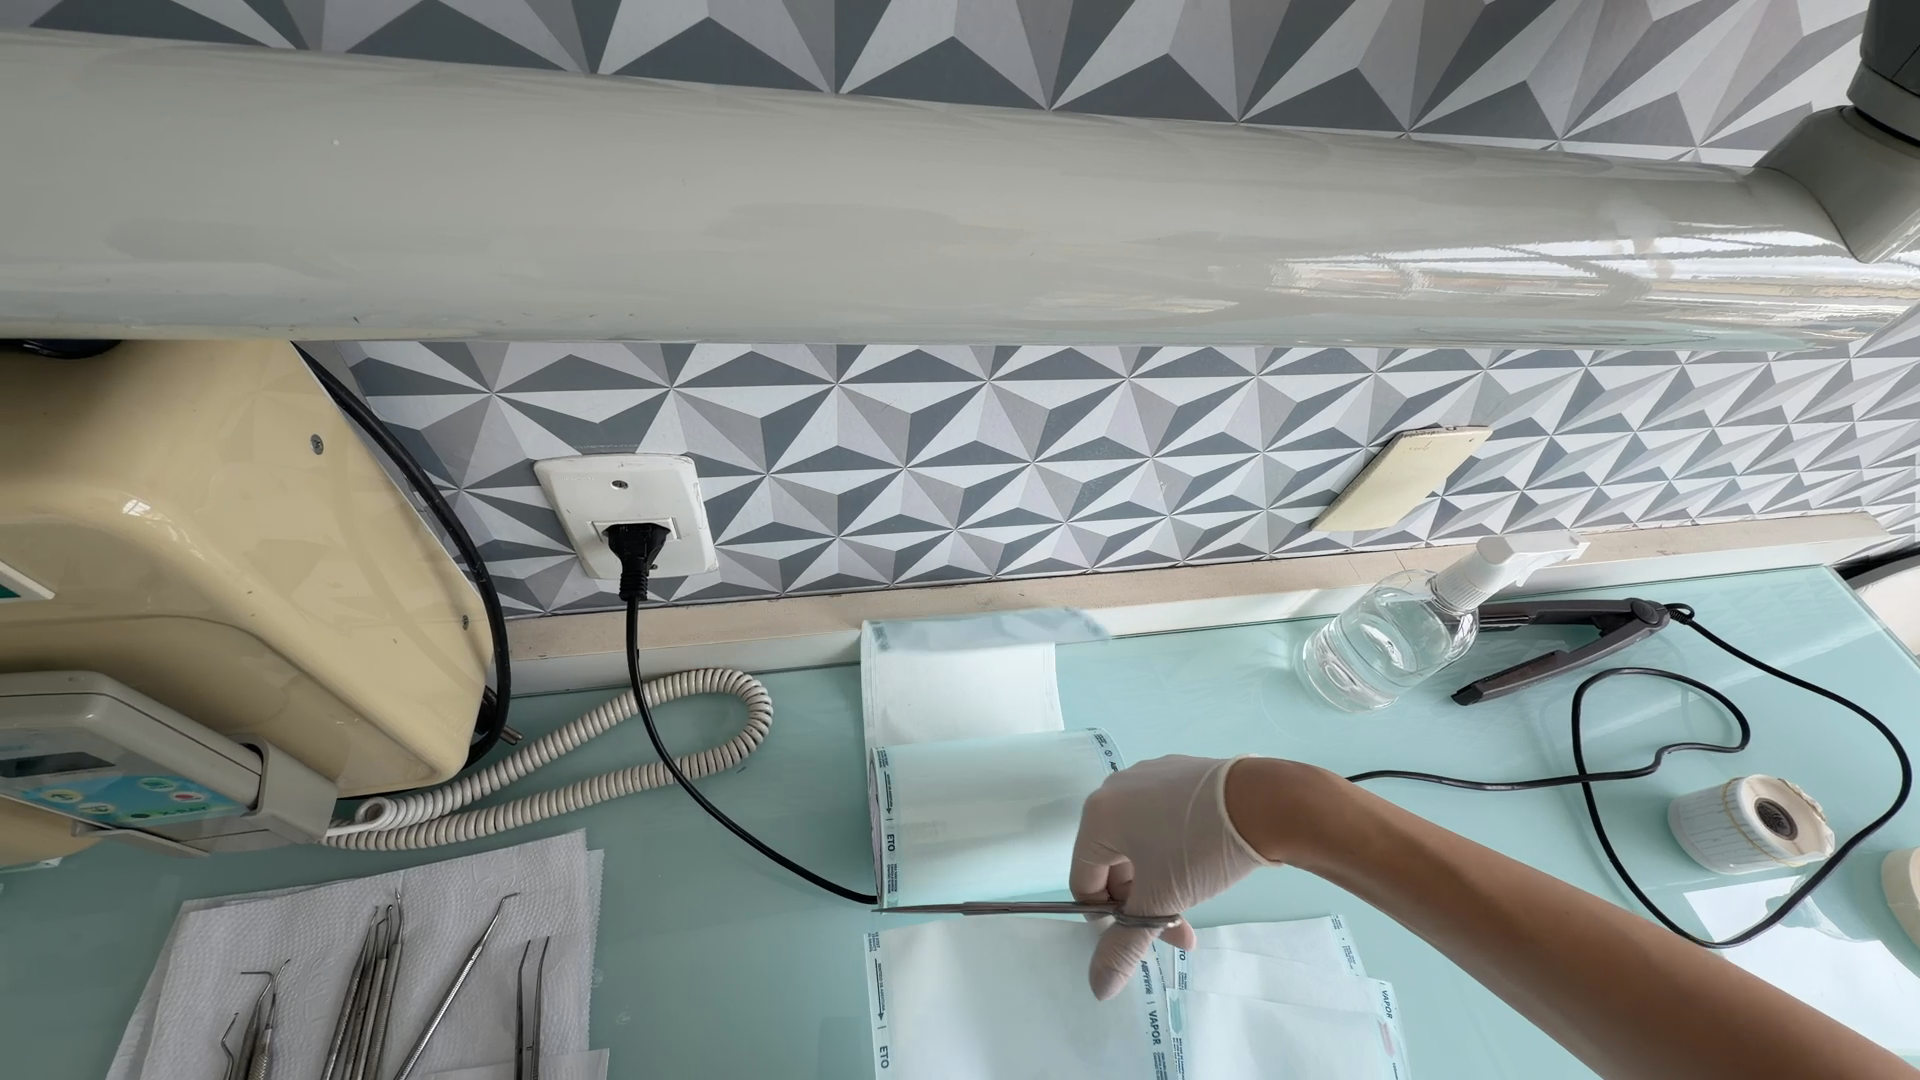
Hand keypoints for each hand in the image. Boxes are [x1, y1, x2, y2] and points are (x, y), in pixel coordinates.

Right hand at [1070, 755, 1271, 998]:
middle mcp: (1113, 790)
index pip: (1084, 882)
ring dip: (1158, 880)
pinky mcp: (1174, 771)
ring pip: (1137, 840)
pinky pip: (1158, 816)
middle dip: (1141, 903)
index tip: (1143, 934)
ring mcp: (1145, 776)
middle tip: (1176, 929)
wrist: (1262, 802)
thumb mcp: (1160, 902)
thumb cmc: (1199, 849)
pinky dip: (1170, 845)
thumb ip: (1124, 947)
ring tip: (1194, 903)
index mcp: (1098, 817)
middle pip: (1112, 861)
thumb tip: (1098, 988)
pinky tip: (1202, 860)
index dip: (1108, 918)